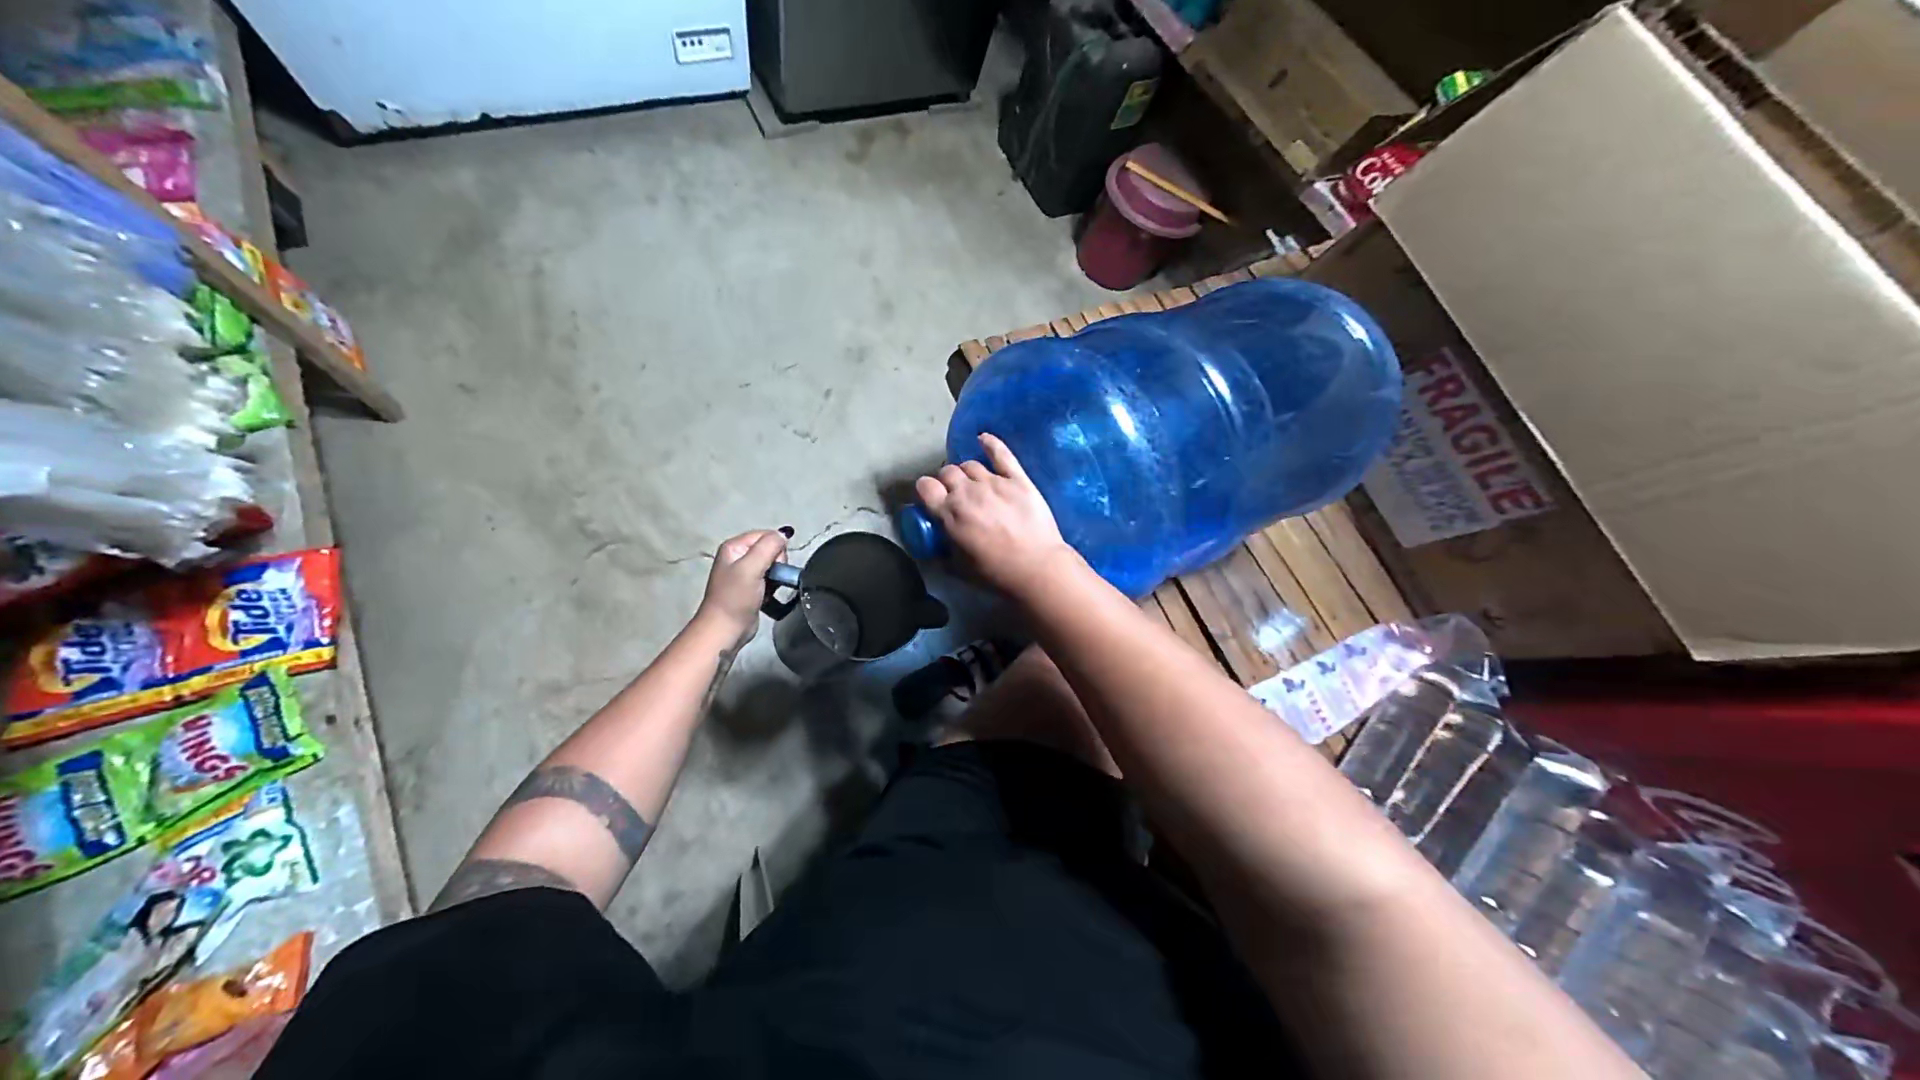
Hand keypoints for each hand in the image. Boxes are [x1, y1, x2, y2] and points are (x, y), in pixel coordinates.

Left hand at [698, 529, 788, 646]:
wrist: (726, 629)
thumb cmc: (736, 597)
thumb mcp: (751, 567)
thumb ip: (769, 546)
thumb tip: (785, 533)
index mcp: (735, 546)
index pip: (766, 535)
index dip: (776, 548)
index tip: (774, 566)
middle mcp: (739, 556)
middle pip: (771, 549)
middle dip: (777, 564)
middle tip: (770, 579)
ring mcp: (744, 572)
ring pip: (773, 565)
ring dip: (776, 577)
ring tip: (769, 590)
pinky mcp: (751, 587)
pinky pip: (770, 579)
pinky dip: (773, 586)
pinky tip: (768, 595)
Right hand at [915, 433, 1076, 596]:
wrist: (1037, 567)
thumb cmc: (995, 573)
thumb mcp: (958, 567)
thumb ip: (943, 550)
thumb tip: (935, 545)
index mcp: (949, 513)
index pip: (925, 486)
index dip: (926, 490)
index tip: (931, 497)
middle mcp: (967, 492)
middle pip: (948, 472)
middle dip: (947, 481)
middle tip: (955, 494)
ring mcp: (993, 482)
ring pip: (971, 465)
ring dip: (967, 472)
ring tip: (973, 482)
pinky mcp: (1018, 479)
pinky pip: (1001, 454)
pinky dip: (990, 443)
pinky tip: (983, 438)